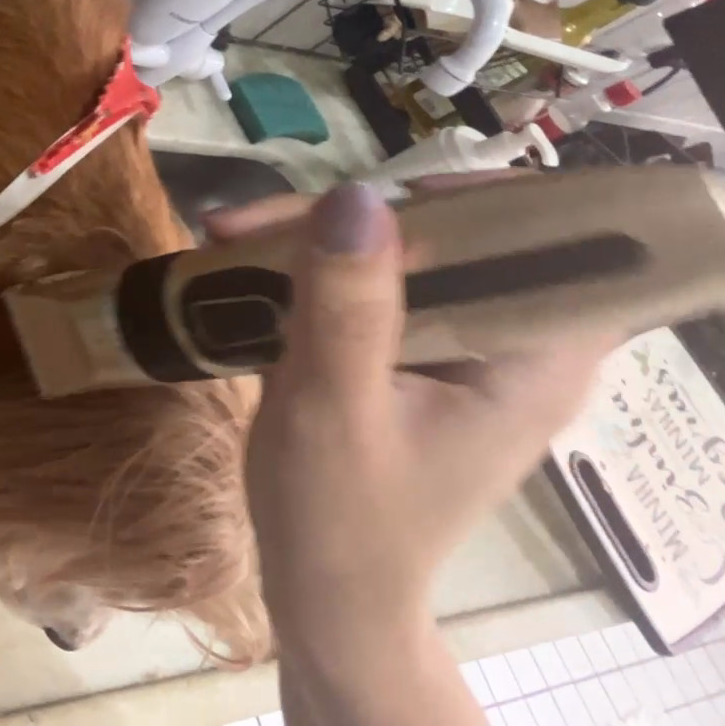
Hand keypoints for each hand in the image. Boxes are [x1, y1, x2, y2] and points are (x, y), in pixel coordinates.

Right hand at [209, 181, 619, 652]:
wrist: (321, 584)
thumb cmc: (339, 510)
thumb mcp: (334, 405)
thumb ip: (349, 306)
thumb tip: (354, 197)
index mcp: (533, 361)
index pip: (555, 241)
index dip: (478, 200)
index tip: (373, 198)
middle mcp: (509, 346)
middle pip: (455, 241)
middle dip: (352, 219)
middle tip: (248, 223)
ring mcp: (454, 354)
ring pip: (401, 261)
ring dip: (314, 242)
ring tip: (226, 238)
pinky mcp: (406, 361)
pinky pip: (368, 292)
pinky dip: (307, 273)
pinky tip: (242, 271)